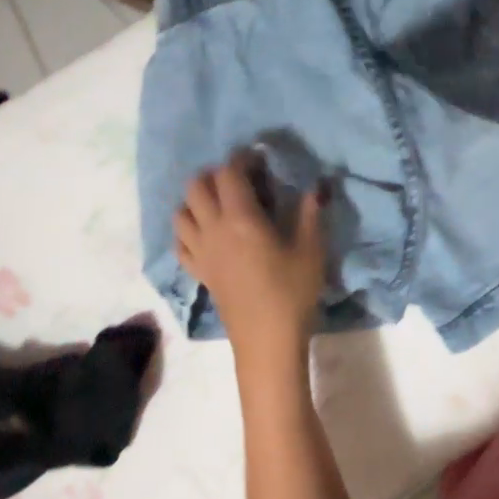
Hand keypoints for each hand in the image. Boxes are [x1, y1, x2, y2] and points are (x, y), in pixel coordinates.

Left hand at [174, 152, 326, 351]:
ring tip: (221, 205)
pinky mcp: (199, 272)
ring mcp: (201, 252)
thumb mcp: (311, 250)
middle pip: (196, 186)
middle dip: (215, 174)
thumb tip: (317, 185)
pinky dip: (188, 230)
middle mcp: (213, 229)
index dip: (241, 159)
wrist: (267, 339)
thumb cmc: (292, 292)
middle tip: (241, 181)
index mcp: (240, 218)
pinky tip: (207, 235)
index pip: (228, 173)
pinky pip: (180, 242)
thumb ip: (310, 213)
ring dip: (197, 200)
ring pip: (181, 212)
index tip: (259, 159)